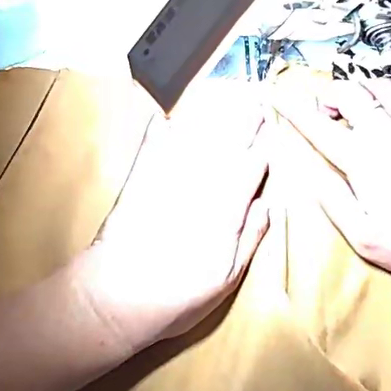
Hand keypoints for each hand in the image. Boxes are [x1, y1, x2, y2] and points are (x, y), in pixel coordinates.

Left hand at [71, 88, 270, 350]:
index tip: (272, 124)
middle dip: (244, 119)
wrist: (117, 293)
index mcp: (227, 205)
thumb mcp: (227, 278)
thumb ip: (250, 236)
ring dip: (212, 113)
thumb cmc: (179, 293)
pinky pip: (155, 141)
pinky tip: (171, 115)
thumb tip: (267, 204)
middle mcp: (200, 181)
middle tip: (256, 101)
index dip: (264, 143)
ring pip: (195, 133)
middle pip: (227, 140)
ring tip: (225, 97)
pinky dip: (164, 126)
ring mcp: (168, 173)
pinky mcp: (140, 174)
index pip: (252, 164)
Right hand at [272, 76, 390, 299]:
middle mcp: (386, 133)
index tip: (275, 95)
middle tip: (318, 113)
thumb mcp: (361, 233)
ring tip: (348, 109)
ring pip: (378, 86)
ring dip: (357, 89)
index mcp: (362, 159)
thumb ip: (328, 193)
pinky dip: (386, 95)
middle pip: (348, 91)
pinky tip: (383, 111)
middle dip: (325, 94)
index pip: (317, 124)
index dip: (292, 107)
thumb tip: (301, 163)